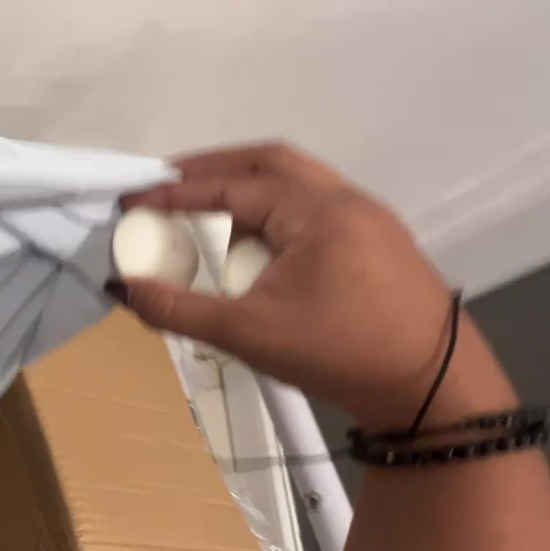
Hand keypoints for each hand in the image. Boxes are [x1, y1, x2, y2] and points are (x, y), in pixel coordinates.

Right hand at [112, 144, 497, 432]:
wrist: (431, 387)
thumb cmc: (337, 351)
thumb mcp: (243, 332)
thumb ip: (173, 308)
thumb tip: (119, 287)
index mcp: (320, 215)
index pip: (234, 187)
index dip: (175, 192)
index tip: (130, 203)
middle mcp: (346, 204)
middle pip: (270, 163)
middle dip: (209, 168)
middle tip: (160, 185)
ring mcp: (362, 222)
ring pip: (292, 180)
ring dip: (237, 184)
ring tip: (190, 204)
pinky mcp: (366, 243)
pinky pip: (304, 205)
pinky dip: (260, 206)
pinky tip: (234, 233)